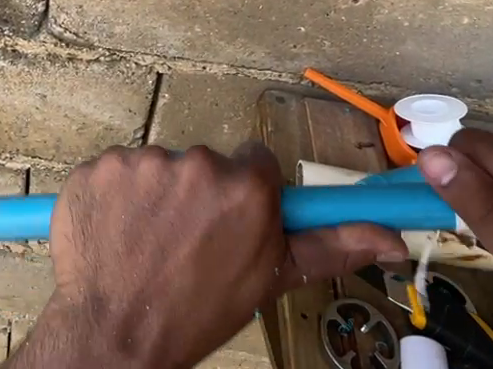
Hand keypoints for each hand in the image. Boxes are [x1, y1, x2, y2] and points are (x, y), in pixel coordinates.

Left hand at [5, 143, 405, 368]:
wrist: (116, 332)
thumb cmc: (198, 310)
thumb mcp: (268, 279)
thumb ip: (330, 247)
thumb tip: (392, 238)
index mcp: (245, 187)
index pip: (254, 162)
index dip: (243, 192)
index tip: (231, 219)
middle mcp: (196, 162)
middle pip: (206, 163)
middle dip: (200, 193)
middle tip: (187, 240)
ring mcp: (141, 160)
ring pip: (160, 166)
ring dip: (156, 193)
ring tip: (149, 240)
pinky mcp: (99, 164)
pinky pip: (116, 169)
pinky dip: (116, 194)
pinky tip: (117, 229)